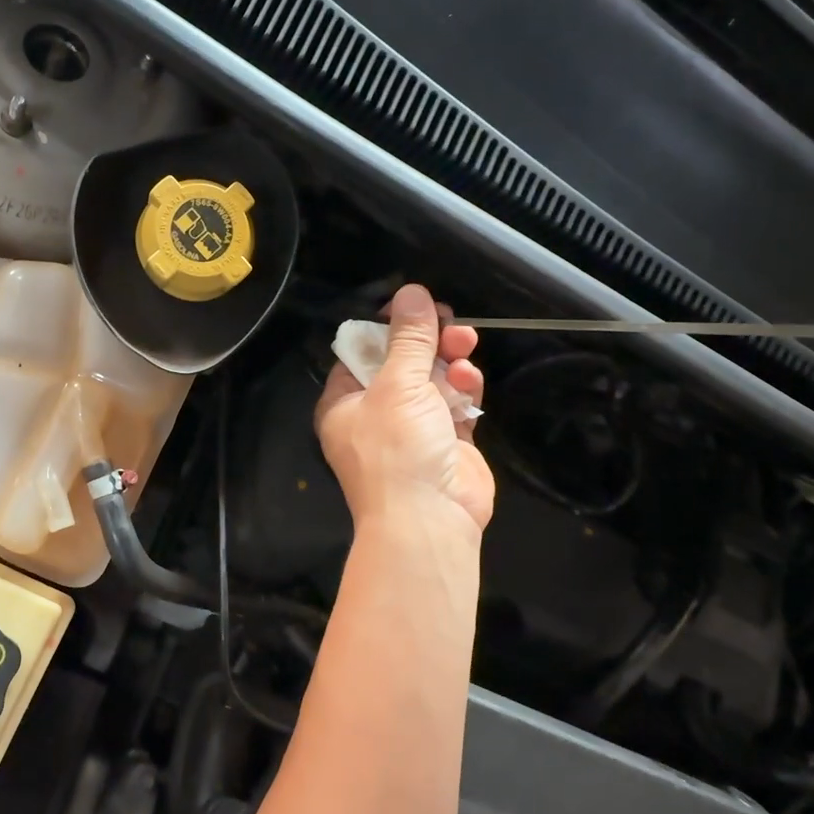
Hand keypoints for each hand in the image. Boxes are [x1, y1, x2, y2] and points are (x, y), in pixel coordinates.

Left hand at [315, 284, 494, 537]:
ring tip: (465, 344)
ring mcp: (412, 429)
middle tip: (449, 319)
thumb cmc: (397, 448)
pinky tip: (469, 382)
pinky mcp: (447, 441)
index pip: (361, 352)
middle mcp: (375, 413)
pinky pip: (455, 403)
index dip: (387, 326)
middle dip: (427, 340)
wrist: (428, 520)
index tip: (414, 305)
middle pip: (402, 363)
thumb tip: (410, 293)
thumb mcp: (398, 385)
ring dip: (450, 360)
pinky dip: (463, 389)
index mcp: (344, 401)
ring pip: (433, 380)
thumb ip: (408, 339)